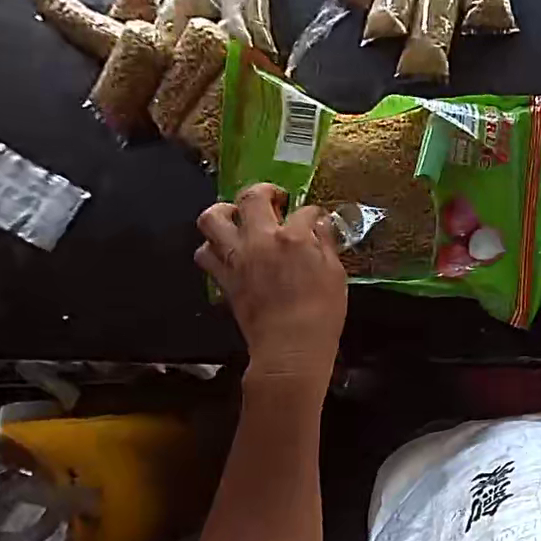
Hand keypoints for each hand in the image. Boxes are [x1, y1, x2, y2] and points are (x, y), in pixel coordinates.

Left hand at [195, 183, 347, 392]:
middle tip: (274, 201)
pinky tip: (228, 251)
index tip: (316, 219)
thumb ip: (326, 245)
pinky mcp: (223, 278)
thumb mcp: (336, 275)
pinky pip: (205, 253)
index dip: (312, 213)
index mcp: (294, 238)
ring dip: (225, 212)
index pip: (304, 211)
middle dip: (264, 191)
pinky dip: (213, 248)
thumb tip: (321, 226)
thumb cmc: (321, 315)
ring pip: (213, 218)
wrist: (290, 348)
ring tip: (238, 218)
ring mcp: (237, 258)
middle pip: (252, 198)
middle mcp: (260, 240)